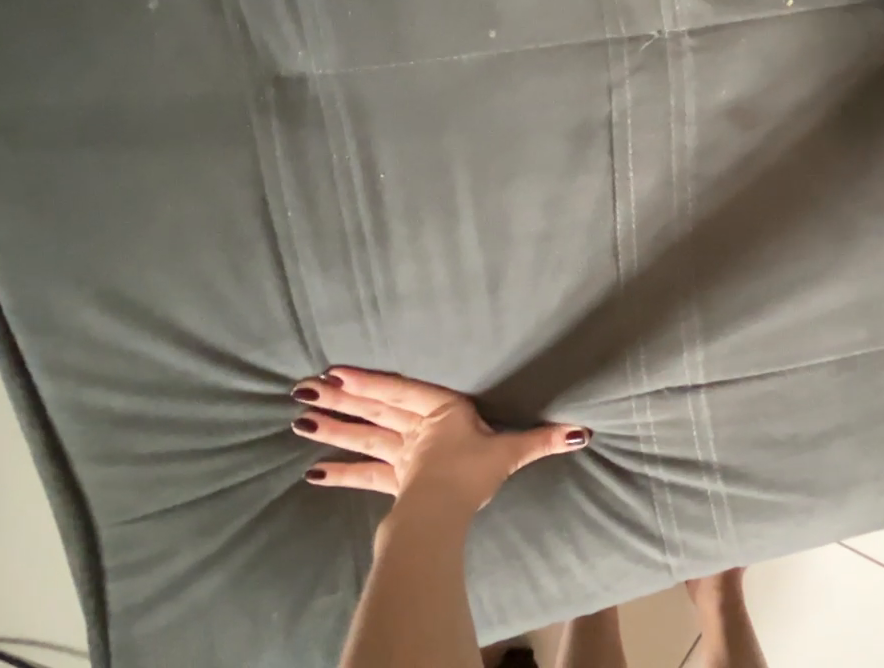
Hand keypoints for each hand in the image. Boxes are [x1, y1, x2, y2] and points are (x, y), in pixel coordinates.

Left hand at [290, 367, 589, 513]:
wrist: (444, 514)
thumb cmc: (474, 473)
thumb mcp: (512, 451)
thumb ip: (544, 440)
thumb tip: (583, 433)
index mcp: (442, 413)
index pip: (403, 391)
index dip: (372, 381)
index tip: (338, 370)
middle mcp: (416, 431)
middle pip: (376, 411)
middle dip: (342, 399)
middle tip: (305, 387)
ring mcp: (400, 459)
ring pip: (364, 438)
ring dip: (333, 430)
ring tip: (300, 421)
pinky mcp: (393, 485)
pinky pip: (364, 478)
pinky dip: (340, 474)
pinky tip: (312, 475)